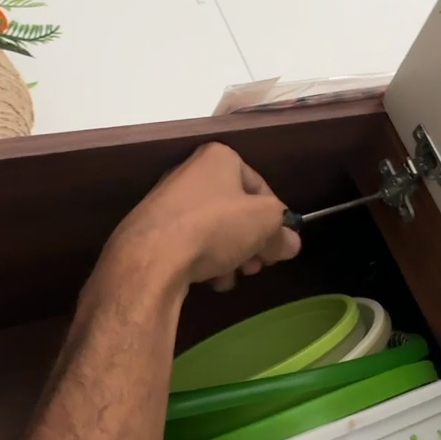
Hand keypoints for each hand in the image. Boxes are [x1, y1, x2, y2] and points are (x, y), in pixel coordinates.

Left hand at [102, 143, 302, 294]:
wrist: (151, 259)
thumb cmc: (215, 227)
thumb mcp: (265, 225)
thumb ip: (283, 232)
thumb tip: (290, 244)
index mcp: (219, 158)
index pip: (260, 186)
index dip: (275, 218)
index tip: (278, 245)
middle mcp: (191, 173)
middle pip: (236, 211)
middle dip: (251, 242)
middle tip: (257, 266)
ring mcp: (167, 202)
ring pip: (214, 230)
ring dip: (229, 256)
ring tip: (231, 277)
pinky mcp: (150, 231)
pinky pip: (189, 243)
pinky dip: (203, 261)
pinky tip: (209, 281)